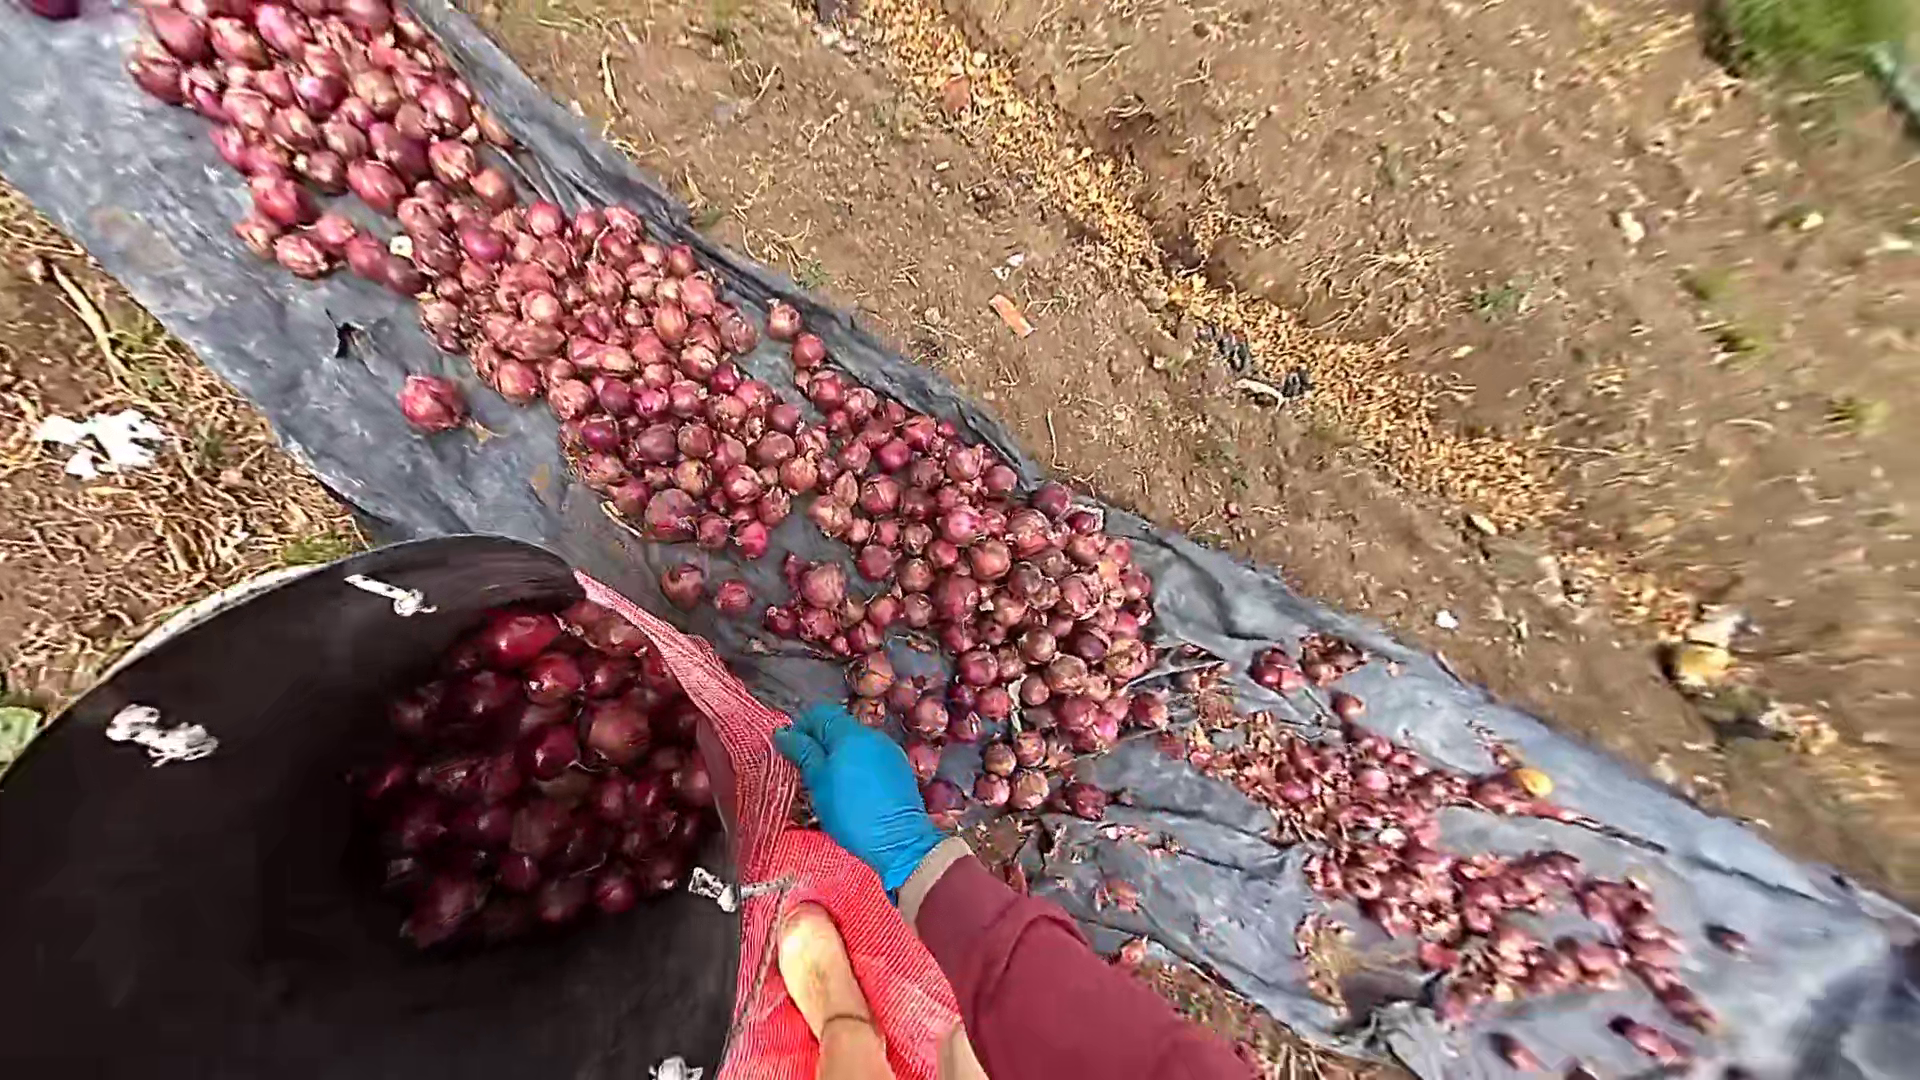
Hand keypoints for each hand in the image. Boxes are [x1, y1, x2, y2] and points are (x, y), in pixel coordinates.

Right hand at [774, 704, 944, 892]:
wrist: (899, 840)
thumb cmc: (851, 810)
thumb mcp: (819, 782)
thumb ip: (803, 752)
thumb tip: (783, 732)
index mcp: (850, 732)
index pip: (820, 713)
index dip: (800, 728)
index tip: (790, 751)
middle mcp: (871, 734)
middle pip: (838, 727)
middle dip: (818, 744)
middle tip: (804, 772)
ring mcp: (888, 750)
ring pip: (854, 744)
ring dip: (837, 756)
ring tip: (825, 785)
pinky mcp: (898, 768)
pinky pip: (869, 758)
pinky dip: (855, 766)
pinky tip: (850, 790)